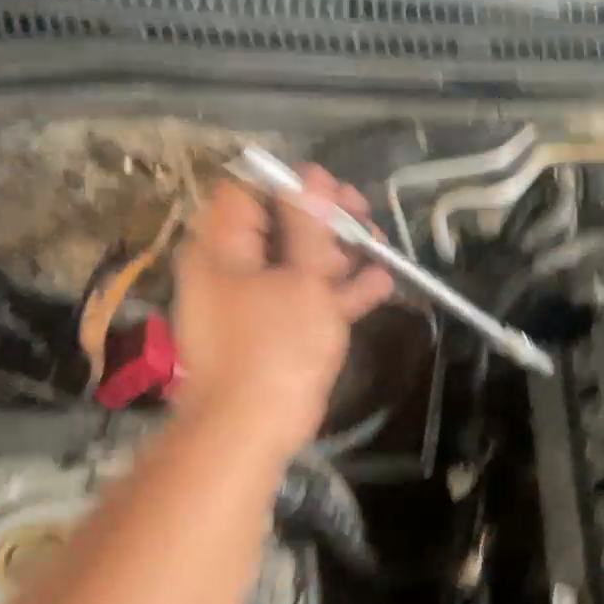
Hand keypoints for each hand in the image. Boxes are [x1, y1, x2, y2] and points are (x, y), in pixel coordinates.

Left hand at [173, 166, 395, 457]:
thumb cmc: (274, 346)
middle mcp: (233, 267)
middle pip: (279, 225)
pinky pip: (308, 298)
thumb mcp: (301, 279)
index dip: (294, 185)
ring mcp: (254, 300)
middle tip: (366, 219)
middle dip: (326, 219)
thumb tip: (314, 179)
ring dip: (340, 253)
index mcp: (222, 248)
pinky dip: (340, 290)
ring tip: (381, 247)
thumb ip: (310, 227)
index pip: (250, 192)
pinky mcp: (276, 330)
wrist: (252, 424)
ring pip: (299, 262)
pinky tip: (380, 284)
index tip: (338, 192)